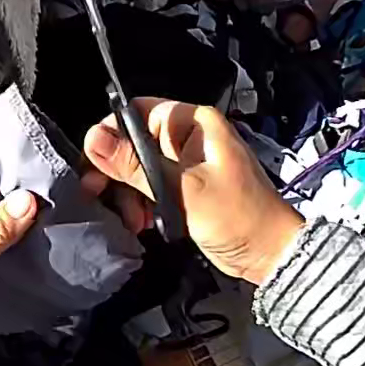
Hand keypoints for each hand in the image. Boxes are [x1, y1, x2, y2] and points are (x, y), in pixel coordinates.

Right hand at [84, 99, 303, 284]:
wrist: (268, 253)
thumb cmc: (241, 218)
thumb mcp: (182, 189)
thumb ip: (136, 165)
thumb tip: (96, 140)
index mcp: (195, 124)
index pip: (139, 112)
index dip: (113, 135)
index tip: (96, 162)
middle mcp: (190, 140)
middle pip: (135, 143)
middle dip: (118, 172)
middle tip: (102, 193)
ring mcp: (188, 166)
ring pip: (140, 170)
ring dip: (129, 194)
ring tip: (134, 218)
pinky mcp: (186, 191)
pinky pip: (152, 190)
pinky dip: (143, 205)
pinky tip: (144, 221)